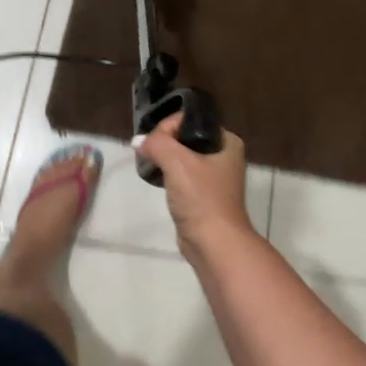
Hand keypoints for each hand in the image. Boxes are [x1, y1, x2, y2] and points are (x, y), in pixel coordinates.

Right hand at [135, 113, 254, 257]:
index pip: (192, 121)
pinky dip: (170, 176)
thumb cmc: (201, 198)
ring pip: (184, 158)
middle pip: (186, 138)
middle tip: (148, 154)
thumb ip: (157, 144)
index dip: (169, 127)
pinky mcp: (204, 195)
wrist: (214, 244)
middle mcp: (225, 155)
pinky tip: (158, 181)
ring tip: (149, 166)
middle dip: (165, 144)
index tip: (153, 142)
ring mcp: (215, 177)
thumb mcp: (178, 163)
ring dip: (166, 160)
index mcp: (227, 141)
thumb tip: (138, 140)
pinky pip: (183, 177)